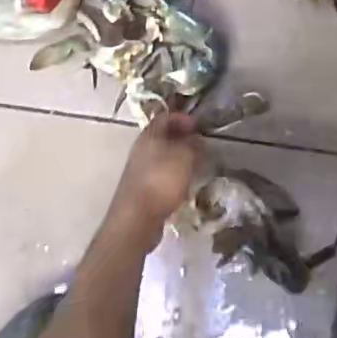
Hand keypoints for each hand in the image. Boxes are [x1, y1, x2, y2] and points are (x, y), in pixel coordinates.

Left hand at [106, 112, 203, 248]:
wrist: (136, 220)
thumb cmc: (162, 181)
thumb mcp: (185, 157)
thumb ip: (194, 145)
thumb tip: (198, 140)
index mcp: (149, 135)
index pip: (165, 117)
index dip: (183, 118)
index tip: (199, 126)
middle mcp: (141, 150)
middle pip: (163, 137)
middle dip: (183, 139)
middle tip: (200, 145)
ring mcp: (139, 171)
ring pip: (162, 158)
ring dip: (179, 159)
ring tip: (196, 166)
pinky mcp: (141, 191)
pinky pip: (160, 176)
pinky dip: (173, 177)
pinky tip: (184, 187)